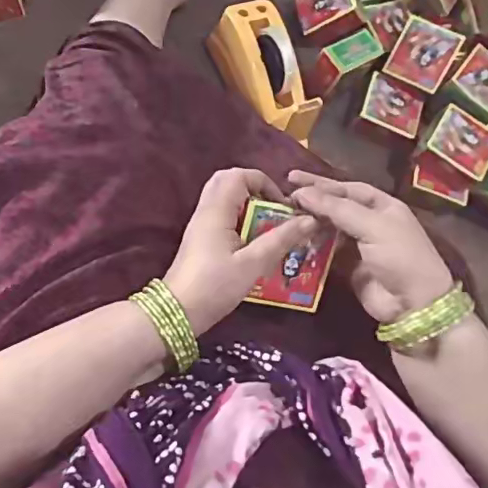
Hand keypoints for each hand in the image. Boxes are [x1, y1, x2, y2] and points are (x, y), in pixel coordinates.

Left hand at [164, 168, 320, 332]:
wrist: (177, 312)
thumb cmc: (215, 286)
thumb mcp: (252, 264)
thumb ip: (281, 239)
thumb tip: (309, 219)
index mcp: (216, 211)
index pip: (238, 175)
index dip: (264, 182)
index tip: (282, 205)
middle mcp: (205, 212)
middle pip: (228, 182)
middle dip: (255, 190)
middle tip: (273, 210)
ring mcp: (199, 226)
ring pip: (223, 200)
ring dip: (247, 207)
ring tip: (267, 227)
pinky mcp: (199, 241)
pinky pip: (220, 217)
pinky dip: (239, 220)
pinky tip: (253, 243)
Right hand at [287, 170, 454, 323]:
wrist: (413, 303)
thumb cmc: (400, 256)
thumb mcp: (372, 226)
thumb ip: (337, 209)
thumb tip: (302, 193)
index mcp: (382, 206)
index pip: (347, 188)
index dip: (321, 183)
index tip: (292, 179)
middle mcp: (370, 222)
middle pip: (336, 206)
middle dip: (312, 201)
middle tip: (283, 196)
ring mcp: (359, 245)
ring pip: (329, 229)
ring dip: (309, 223)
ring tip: (283, 218)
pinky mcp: (349, 267)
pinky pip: (326, 252)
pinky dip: (311, 246)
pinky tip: (294, 241)